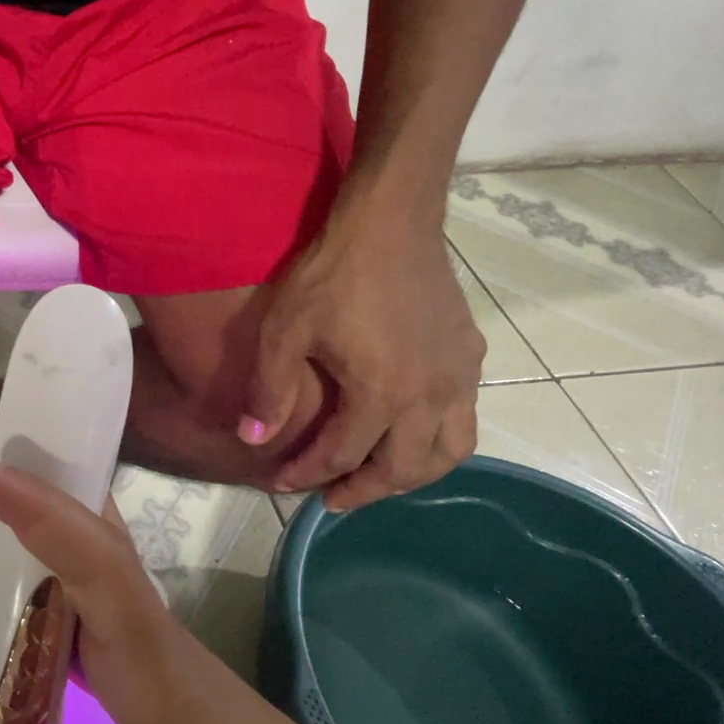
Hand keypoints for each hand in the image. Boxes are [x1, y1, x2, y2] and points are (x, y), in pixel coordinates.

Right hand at [0, 450, 532, 723]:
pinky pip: (96, 618)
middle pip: (96, 545)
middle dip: (38, 495)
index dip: (32, 508)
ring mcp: (162, 661)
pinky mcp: (162, 685)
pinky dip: (53, 595)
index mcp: (158, 677)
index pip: (93, 565)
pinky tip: (18, 620)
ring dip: (43, 539)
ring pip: (97, 576)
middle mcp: (158, 648)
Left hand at [242, 182, 483, 509]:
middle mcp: (431, 396)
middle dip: (364, 490)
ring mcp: (460, 377)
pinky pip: (463, 418)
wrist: (390, 225)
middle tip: (331, 498)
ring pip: (449, 451)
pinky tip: (408, 433)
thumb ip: (270, 390)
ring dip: (411, 475)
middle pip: (404, 469)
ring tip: (373, 477)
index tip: (281, 484)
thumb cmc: (330, 276)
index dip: (307, 475)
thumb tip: (253, 440)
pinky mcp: (471, 356)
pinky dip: (436, 442)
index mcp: (383, 395)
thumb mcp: (284, 332)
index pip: (342, 455)